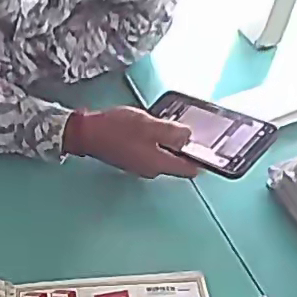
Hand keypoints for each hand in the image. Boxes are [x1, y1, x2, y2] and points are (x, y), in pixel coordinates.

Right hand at [64, 107, 200, 178]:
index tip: (208, 149)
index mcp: (159, 164)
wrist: (88, 133)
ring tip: (170, 126)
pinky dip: (156, 143)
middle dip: (184, 150)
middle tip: (188, 130)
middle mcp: (152, 170)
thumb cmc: (119, 129)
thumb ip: (173, 133)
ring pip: (163, 157)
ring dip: (169, 145)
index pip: (189, 169)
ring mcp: (140, 166)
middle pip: (176, 163)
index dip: (201, 160)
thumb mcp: (151, 126)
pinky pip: (151, 153)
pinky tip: (152, 130)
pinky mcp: (131, 159)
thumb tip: (189, 138)